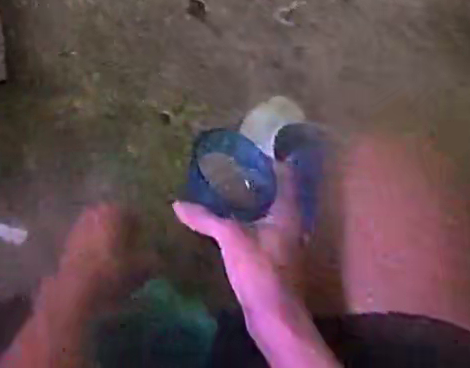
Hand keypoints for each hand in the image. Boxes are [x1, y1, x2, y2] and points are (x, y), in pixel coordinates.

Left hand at [53, 204, 143, 308]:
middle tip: (131, 252)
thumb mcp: (139, 270)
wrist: (76, 289)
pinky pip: (86, 241)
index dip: (141, 231)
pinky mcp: (67, 240)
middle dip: (122, 233)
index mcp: (114, 210)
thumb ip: (151, 261)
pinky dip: (93, 249)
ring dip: (106, 240)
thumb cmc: (112, 273)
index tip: (146, 246)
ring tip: (115, 261)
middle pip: (113, 219)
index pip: (133, 215)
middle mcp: (95, 210)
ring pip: (98, 229)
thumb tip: (157, 259)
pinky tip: (98, 266)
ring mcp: (78, 223)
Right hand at [174, 159, 308, 313]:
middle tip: (236, 166)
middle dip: (261, 180)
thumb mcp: (230, 238)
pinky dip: (252, 221)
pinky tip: (233, 221)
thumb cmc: (260, 270)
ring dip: (257, 202)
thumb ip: (205, 218)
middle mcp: (292, 225)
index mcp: (287, 213)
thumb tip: (177, 203)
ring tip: (231, 190)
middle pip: (280, 194)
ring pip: (274, 214)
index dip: (272, 161)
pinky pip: (266, 231)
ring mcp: (287, 246)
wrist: (275, 320)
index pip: (286, 177)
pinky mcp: (277, 262)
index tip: (251, 151)